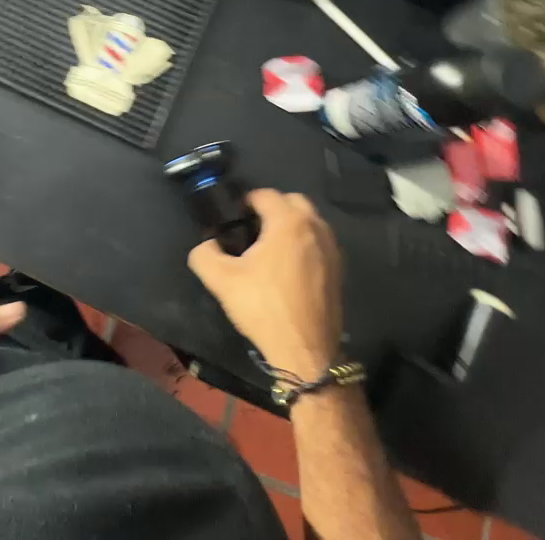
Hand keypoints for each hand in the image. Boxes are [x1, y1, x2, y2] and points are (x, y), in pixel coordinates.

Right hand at [188, 189, 342, 374]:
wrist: (306, 349)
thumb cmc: (264, 308)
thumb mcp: (221, 281)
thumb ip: (205, 254)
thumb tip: (207, 245)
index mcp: (288, 222)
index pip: (265, 195)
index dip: (245, 202)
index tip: (234, 218)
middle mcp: (315, 227)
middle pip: (292, 202)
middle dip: (272, 208)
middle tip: (252, 229)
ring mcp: (331, 248)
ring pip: (309, 222)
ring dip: (290, 225)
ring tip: (270, 248)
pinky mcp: (339, 269)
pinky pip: (319, 242)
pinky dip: (304, 244)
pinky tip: (289, 268)